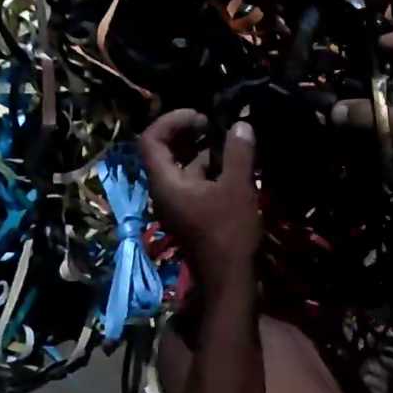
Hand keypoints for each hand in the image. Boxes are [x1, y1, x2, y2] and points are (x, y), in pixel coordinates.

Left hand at [139, 109, 261, 289]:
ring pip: (183, 165)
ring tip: (231, 142)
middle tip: (216, 125)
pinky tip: (235, 164)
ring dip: (204, 150)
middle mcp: (165, 190)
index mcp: (165, 182)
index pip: (151, 139)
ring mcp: (178, 202)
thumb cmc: (229, 231)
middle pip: (165, 150)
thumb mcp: (237, 187)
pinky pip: (195, 180)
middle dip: (189, 132)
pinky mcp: (192, 210)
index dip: (173, 120)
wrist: (230, 276)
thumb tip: (240, 124)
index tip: (201, 116)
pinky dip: (211, 168)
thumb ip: (237, 152)